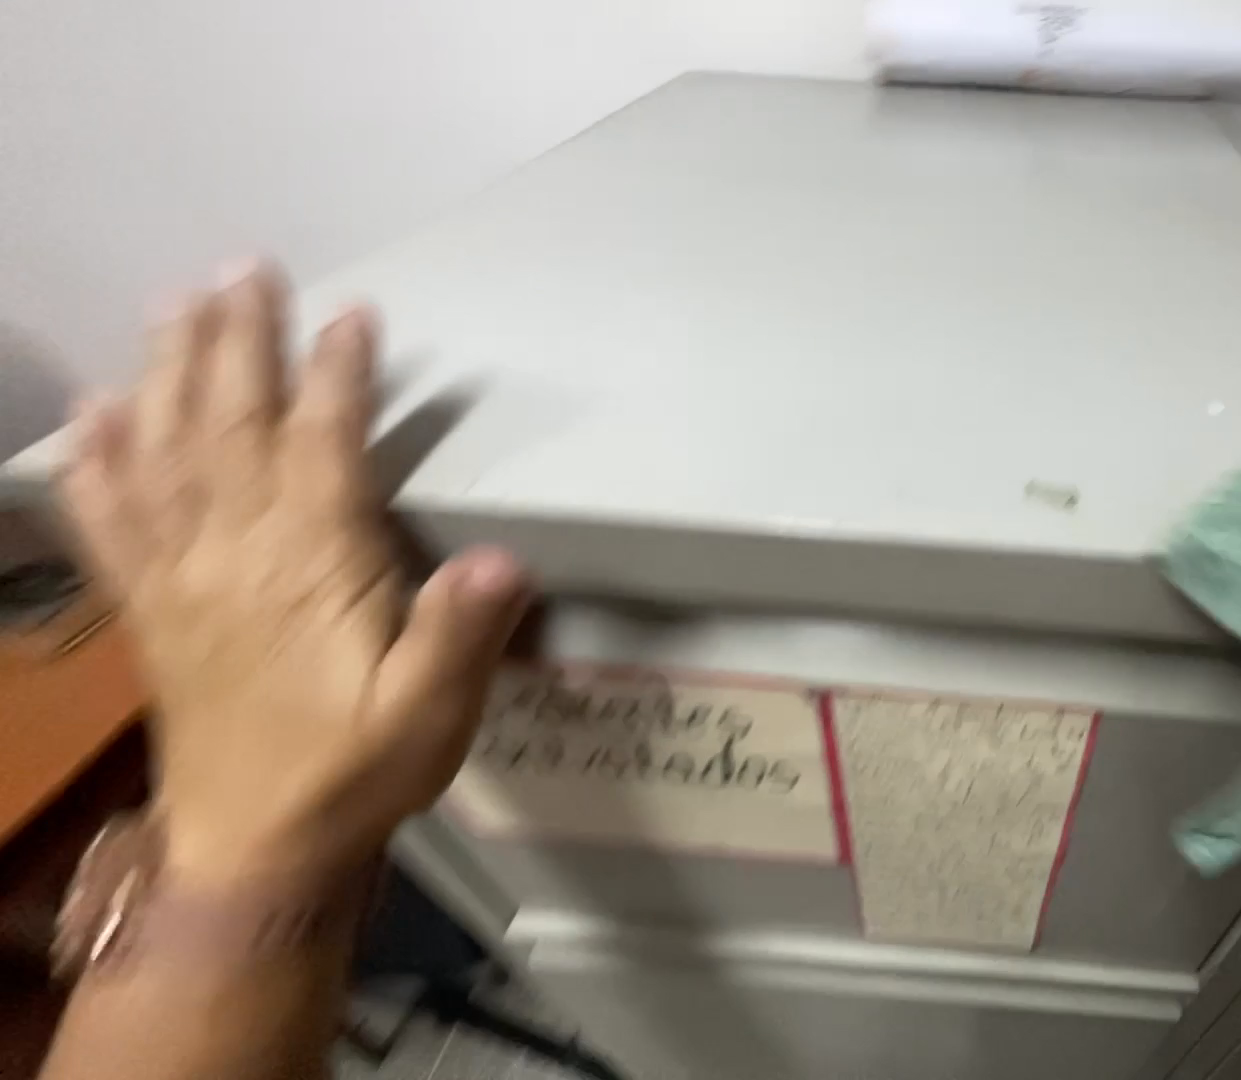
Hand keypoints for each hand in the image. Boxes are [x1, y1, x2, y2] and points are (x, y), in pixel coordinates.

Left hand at [57, 260, 528, 889]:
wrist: (259, 844)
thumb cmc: (362, 767)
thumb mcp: (434, 710)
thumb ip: (462, 635)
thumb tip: (503, 560)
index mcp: (309, 571)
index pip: (317, 451)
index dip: (336, 378)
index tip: (351, 313)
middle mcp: (235, 557)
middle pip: (227, 429)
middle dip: (237, 343)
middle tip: (243, 269)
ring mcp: (183, 579)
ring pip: (165, 454)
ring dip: (170, 373)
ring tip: (176, 306)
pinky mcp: (158, 608)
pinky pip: (113, 516)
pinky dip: (99, 457)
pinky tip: (98, 415)